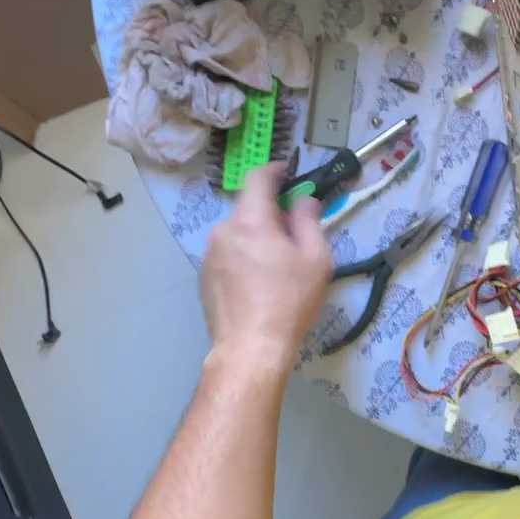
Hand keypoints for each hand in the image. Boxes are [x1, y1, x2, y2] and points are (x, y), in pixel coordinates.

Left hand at [199, 163, 334, 373]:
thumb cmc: (289, 302)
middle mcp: (223, 231)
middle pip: (248, 209)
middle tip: (295, 235)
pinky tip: (258, 283)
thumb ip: (309, 221)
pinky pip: (227, 254)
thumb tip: (304, 201)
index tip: (288, 173)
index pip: (257, 178)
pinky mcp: (203, 277)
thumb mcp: (316, 259)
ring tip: (278, 266)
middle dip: (271, 214)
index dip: (275, 170)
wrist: (250, 348)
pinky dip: (243, 257)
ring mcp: (209, 254)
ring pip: (237, 233)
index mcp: (250, 220)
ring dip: (257, 238)